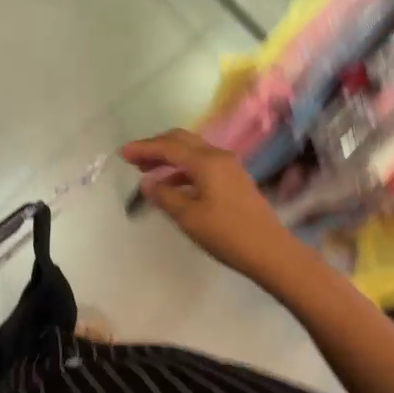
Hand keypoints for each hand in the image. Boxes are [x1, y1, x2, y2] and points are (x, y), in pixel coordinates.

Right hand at [122, 129, 300, 283]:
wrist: (271, 251)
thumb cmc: (227, 234)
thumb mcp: (189, 217)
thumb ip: (165, 196)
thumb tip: (147, 182)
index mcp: (206, 161)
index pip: (168, 147)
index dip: (144, 148)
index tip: (122, 153)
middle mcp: (218, 156)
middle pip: (181, 141)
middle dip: (156, 147)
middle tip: (134, 158)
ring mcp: (229, 167)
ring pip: (193, 152)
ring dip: (169, 158)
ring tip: (148, 173)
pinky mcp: (234, 179)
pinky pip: (202, 164)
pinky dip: (183, 169)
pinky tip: (173, 185)